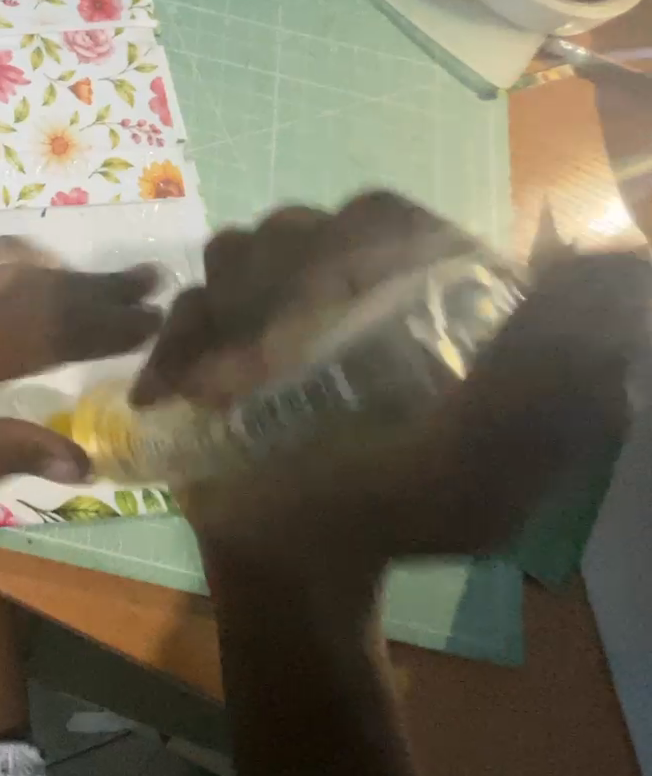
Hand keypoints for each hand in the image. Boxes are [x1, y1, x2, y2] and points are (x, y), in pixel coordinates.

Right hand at [143, 193, 650, 574]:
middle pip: (291, 227)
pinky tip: (172, 399)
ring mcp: (269, 318)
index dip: (346, 243)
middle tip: (262, 358)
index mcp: (422, 304)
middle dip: (266, 284)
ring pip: (227, 255)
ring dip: (216, 314)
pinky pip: (177, 310)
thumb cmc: (388, 518)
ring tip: (218, 382)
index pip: (382, 217)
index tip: (327, 306)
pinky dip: (169, 352)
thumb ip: (546, 373)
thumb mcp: (486, 463)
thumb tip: (606, 256)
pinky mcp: (206, 345)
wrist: (283, 557)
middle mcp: (343, 296)